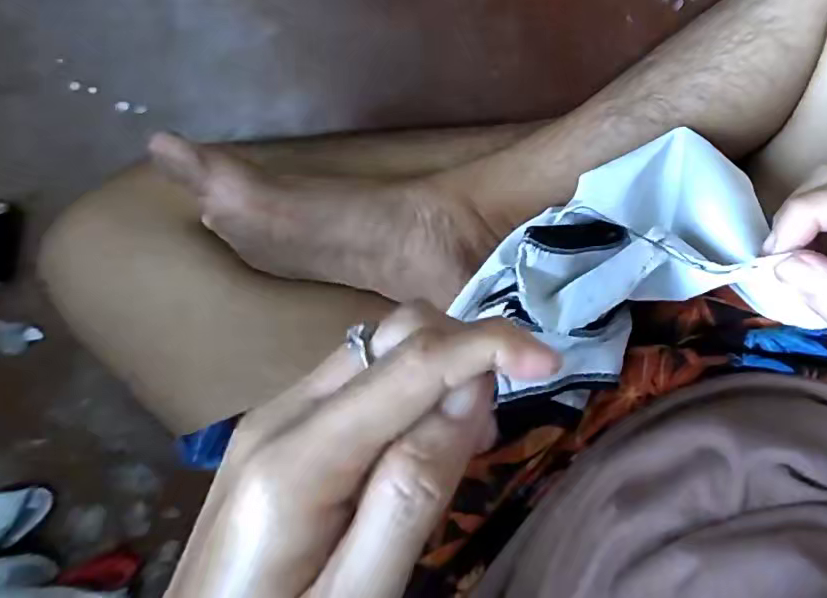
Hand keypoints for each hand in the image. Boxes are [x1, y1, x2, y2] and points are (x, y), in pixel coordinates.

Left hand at [168, 303, 558, 597]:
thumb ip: (414, 492)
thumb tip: (474, 390)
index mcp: (295, 459)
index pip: (413, 359)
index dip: (490, 344)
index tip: (551, 360)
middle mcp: (280, 411)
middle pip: (398, 334)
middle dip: (465, 353)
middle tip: (494, 429)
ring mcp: (275, 413)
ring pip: (385, 345)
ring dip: (443, 368)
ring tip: (465, 440)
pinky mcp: (280, 425)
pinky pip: (365, 373)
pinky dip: (413, 384)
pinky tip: (423, 438)